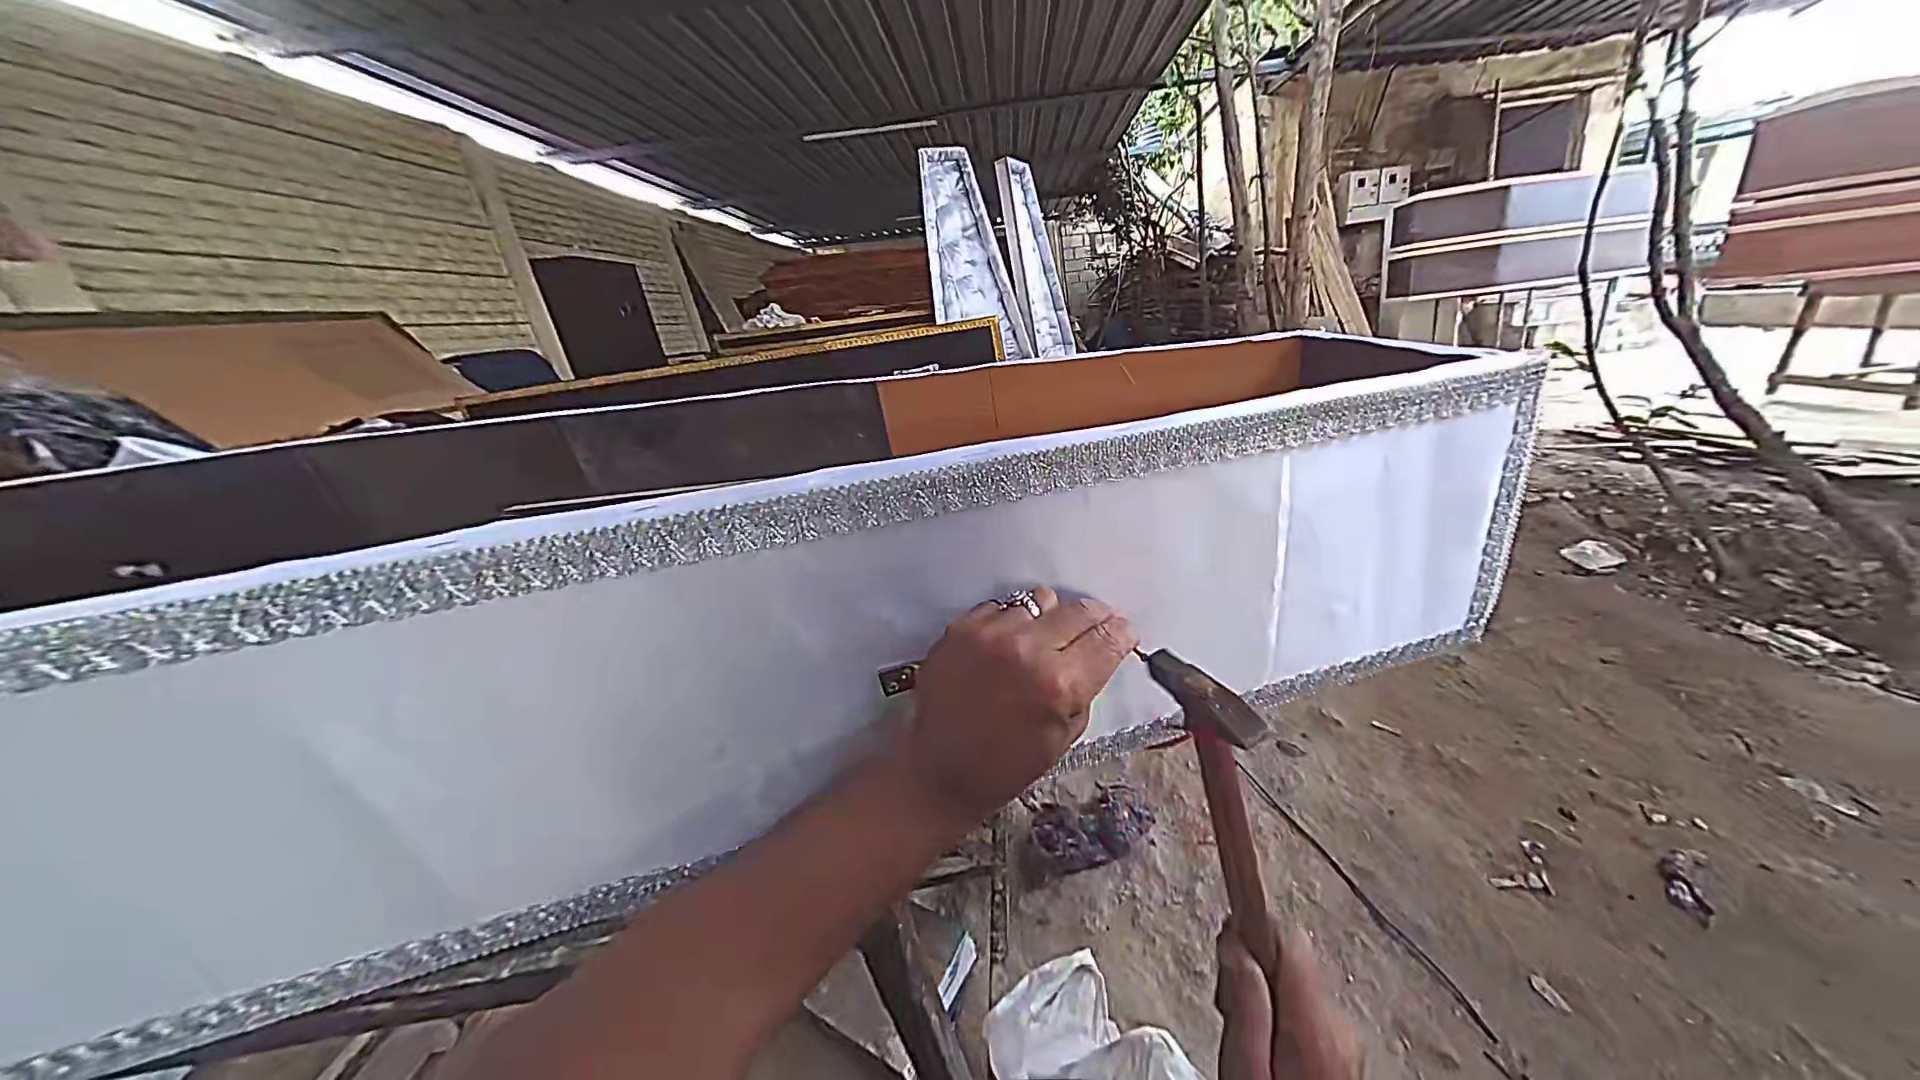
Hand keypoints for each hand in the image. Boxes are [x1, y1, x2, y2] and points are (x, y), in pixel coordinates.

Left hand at [898, 588, 1137, 826]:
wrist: (940, 767)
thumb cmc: (1006, 764)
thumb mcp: (1065, 734)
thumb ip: (1085, 686)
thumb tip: (1099, 651)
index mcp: (1060, 684)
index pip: (1107, 639)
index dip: (1120, 633)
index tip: (1122, 632)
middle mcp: (1027, 650)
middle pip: (1079, 611)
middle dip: (1094, 619)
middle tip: (1093, 628)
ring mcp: (991, 634)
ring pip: (1040, 601)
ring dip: (1049, 619)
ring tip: (1041, 641)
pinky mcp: (962, 627)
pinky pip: (1002, 606)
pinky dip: (1012, 621)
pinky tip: (1007, 645)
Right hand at [1216, 918, 1361, 1079]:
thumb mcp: (1244, 1070)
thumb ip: (1244, 1003)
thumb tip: (1237, 943)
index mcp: (1314, 1023)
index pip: (1288, 937)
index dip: (1251, 929)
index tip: (1226, 945)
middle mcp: (1339, 1023)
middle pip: (1289, 957)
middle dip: (1252, 967)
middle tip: (1227, 1007)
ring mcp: (1346, 1039)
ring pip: (1295, 981)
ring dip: (1264, 991)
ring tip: (1246, 1035)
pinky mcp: (1345, 1051)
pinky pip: (1306, 1006)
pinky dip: (1281, 1011)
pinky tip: (1267, 1045)